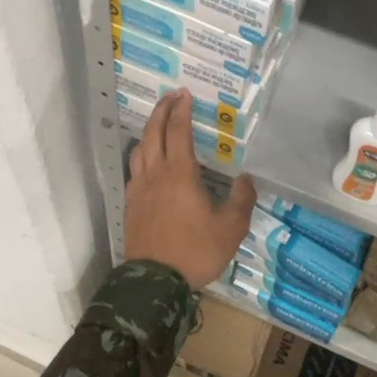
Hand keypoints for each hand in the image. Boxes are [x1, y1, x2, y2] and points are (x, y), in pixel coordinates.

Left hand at [125, 90, 256, 289]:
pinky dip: (141, 155)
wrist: (155, 281)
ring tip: (157, 125)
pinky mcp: (131, 205)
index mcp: (179, 173)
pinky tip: (147, 162)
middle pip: (153, 133)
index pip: (178, 131)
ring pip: (139, 150)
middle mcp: (155, 174)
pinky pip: (134, 170)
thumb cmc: (196, 250)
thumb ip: (241, 200)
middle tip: (170, 97)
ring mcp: (139, 189)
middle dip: (161, 111)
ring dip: (148, 131)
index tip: (184, 94)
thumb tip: (246, 179)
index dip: (181, 111)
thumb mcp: (231, 228)